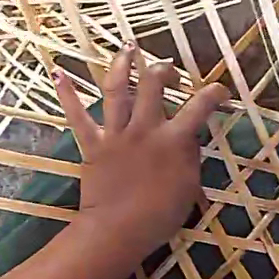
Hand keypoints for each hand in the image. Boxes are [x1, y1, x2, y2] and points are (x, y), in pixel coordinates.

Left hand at [55, 44, 228, 258]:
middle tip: (169, 71)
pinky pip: (77, 116)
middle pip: (154, 84)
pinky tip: (58, 73)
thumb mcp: (189, 187)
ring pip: (118, 89)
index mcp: (173, 140)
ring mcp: (116, 133)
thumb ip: (190, 157)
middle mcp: (145, 128)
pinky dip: (67, 95)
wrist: (118, 231)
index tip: (220, 91)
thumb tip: (191, 137)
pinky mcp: (93, 144)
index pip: (200, 106)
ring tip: (128, 47)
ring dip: (122, 64)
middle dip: (164, 70)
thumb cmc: (160, 216)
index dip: (214, 93)